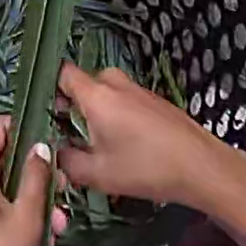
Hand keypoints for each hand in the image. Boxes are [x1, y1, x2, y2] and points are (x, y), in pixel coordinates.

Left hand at [0, 115, 59, 245]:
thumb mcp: (27, 218)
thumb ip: (36, 176)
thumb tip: (41, 146)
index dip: (26, 127)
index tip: (50, 141)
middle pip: (0, 156)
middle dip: (33, 173)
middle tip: (61, 192)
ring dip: (27, 197)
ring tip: (56, 224)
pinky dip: (10, 210)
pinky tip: (36, 234)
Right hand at [56, 62, 245, 211]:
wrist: (203, 167)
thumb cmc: (146, 167)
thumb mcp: (98, 173)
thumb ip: (66, 162)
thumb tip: (54, 153)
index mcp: (95, 93)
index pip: (61, 72)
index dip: (47, 87)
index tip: (42, 110)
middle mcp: (114, 82)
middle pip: (82, 84)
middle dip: (71, 105)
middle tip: (66, 134)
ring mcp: (136, 89)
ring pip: (103, 93)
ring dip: (94, 112)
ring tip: (94, 144)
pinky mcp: (153, 100)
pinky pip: (122, 100)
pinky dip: (114, 115)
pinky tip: (122, 144)